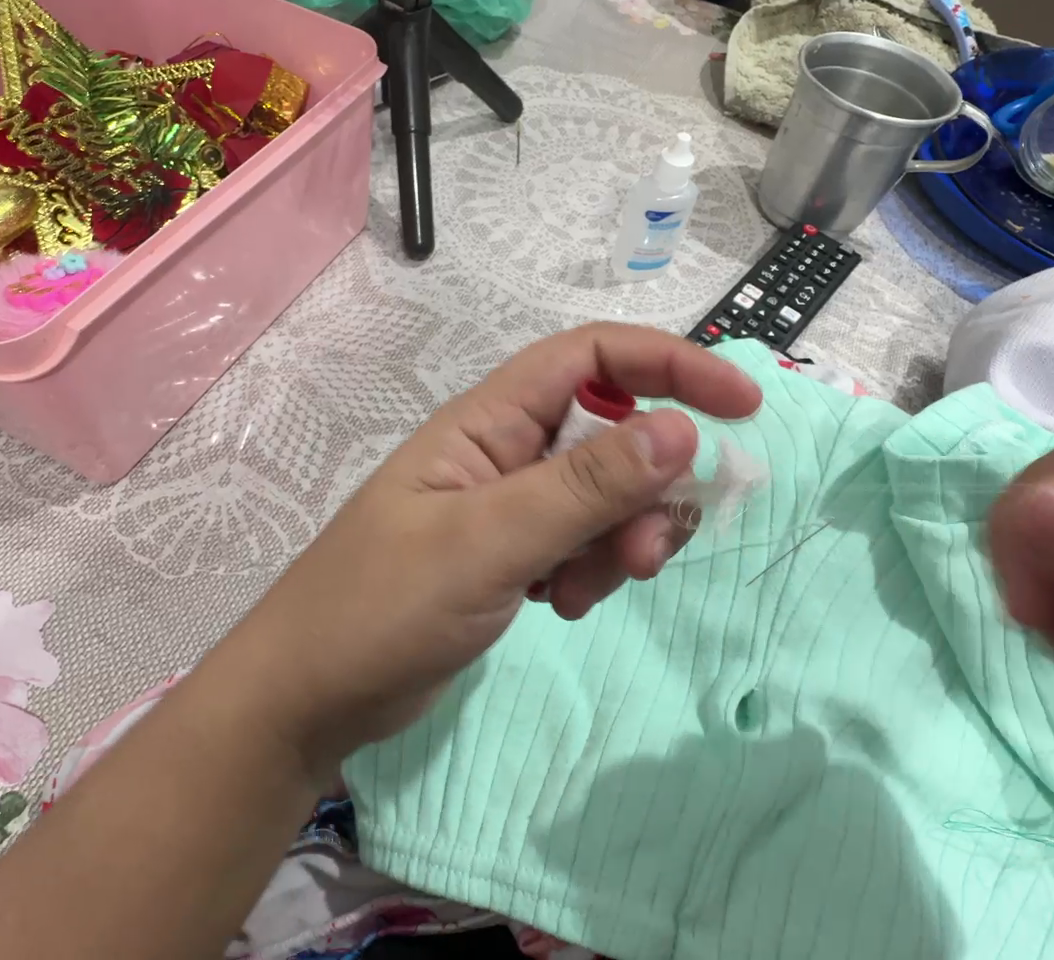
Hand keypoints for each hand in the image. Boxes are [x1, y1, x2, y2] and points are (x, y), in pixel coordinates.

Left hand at [205, 323, 761, 773]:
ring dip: (619, 540)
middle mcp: (503, 452)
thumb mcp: (489, 542)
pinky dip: (592, 571)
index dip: (671, 365)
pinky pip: (581, 544)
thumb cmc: (382, 606)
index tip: (741, 405)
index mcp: (488, 422)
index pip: (593, 357)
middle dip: (648, 487)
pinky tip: (560, 607)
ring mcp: (507, 508)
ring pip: (604, 498)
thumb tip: (684, 429)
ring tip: (579, 592)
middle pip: (612, 434)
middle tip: (646, 551)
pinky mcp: (510, 557)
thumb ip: (585, 487)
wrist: (311, 695)